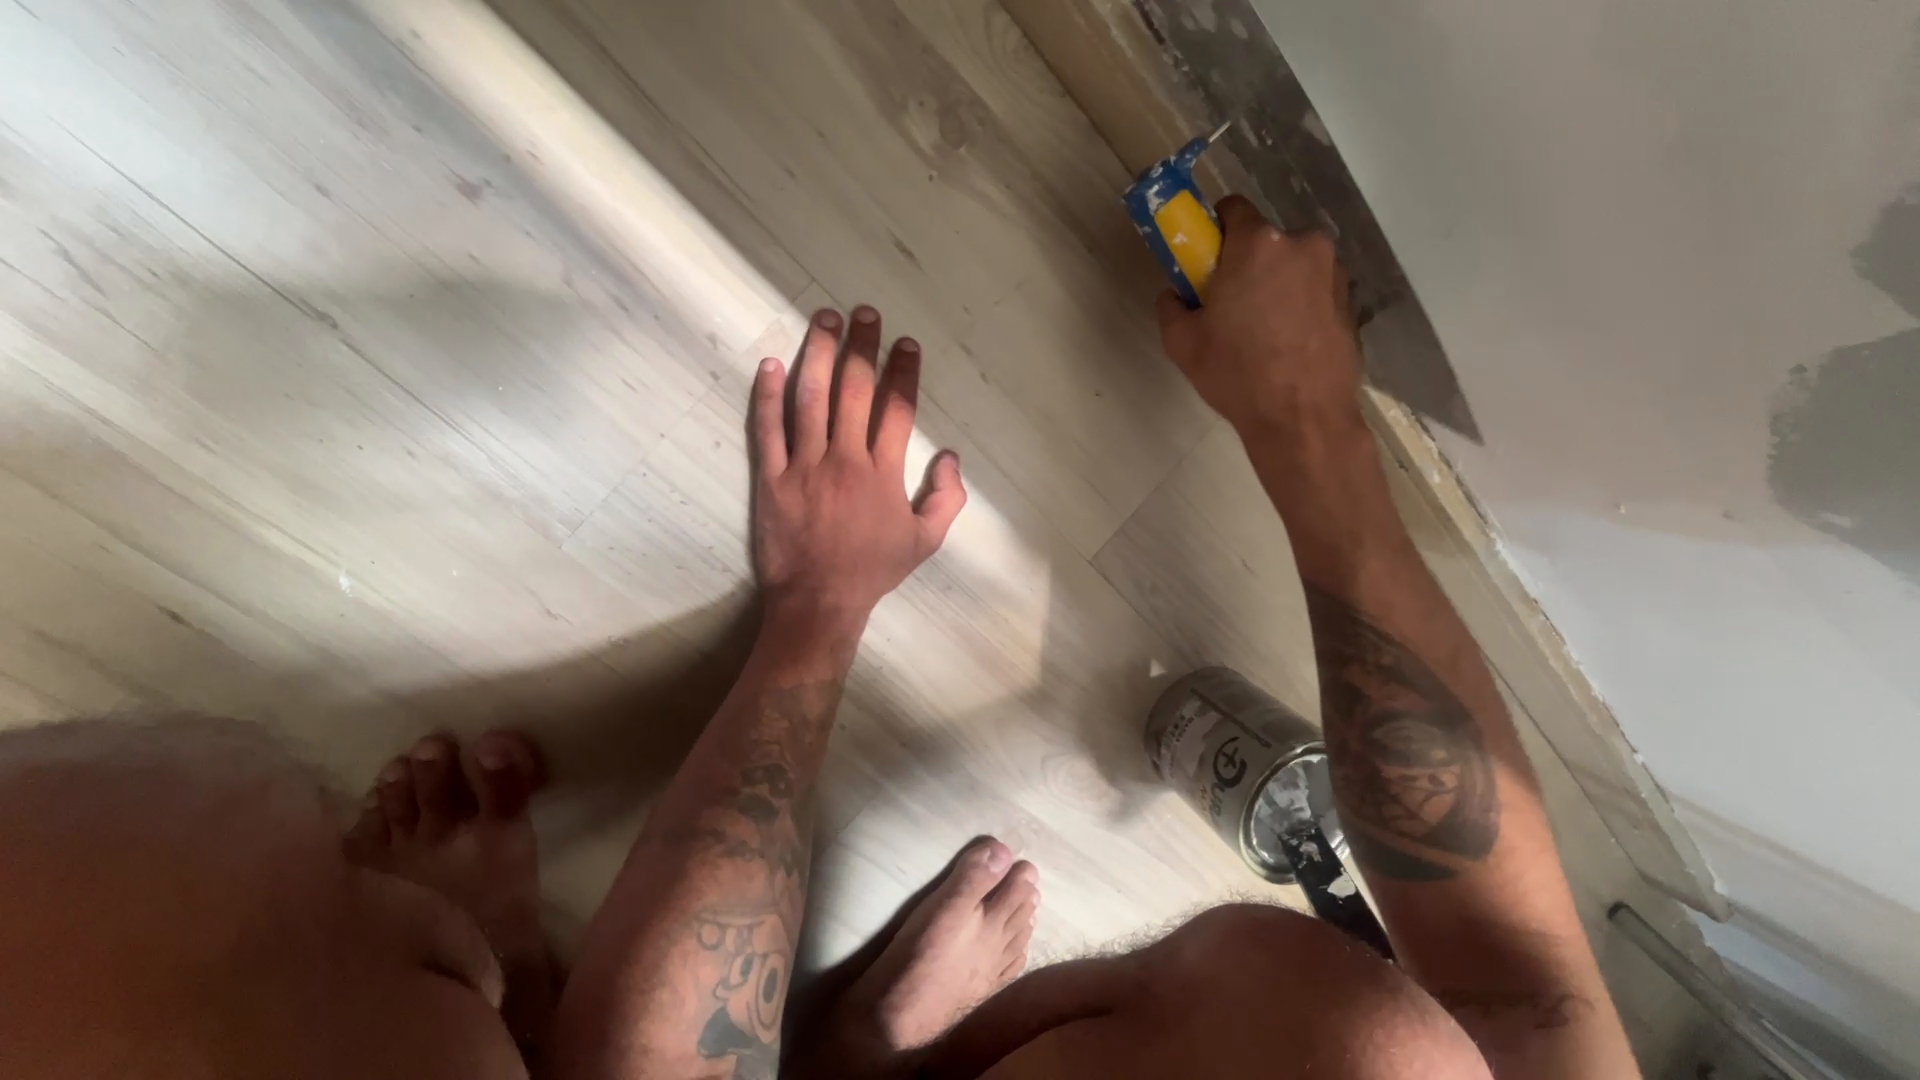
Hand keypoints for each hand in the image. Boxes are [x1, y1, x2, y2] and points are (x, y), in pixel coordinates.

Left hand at [750, 306, 965, 635]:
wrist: (819, 600)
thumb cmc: (873, 570)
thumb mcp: (925, 542)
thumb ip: (947, 498)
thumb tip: (951, 457)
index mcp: (884, 472)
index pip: (897, 409)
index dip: (903, 372)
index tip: (906, 343)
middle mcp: (845, 458)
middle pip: (854, 390)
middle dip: (862, 347)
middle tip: (863, 313)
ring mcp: (804, 465)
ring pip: (810, 398)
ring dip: (817, 354)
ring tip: (823, 320)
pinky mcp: (771, 477)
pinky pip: (767, 430)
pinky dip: (767, 396)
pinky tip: (770, 365)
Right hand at [1156, 196, 1365, 440]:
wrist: (1303, 418)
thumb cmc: (1237, 375)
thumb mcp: (1182, 343)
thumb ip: (1171, 306)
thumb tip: (1177, 294)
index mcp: (1257, 244)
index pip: (1233, 209)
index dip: (1215, 231)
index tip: (1205, 261)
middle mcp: (1301, 245)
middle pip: (1264, 241)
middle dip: (1246, 264)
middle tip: (1229, 306)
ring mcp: (1332, 272)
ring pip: (1291, 265)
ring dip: (1274, 285)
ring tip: (1260, 332)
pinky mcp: (1350, 301)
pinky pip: (1313, 290)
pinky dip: (1297, 305)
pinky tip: (1286, 344)